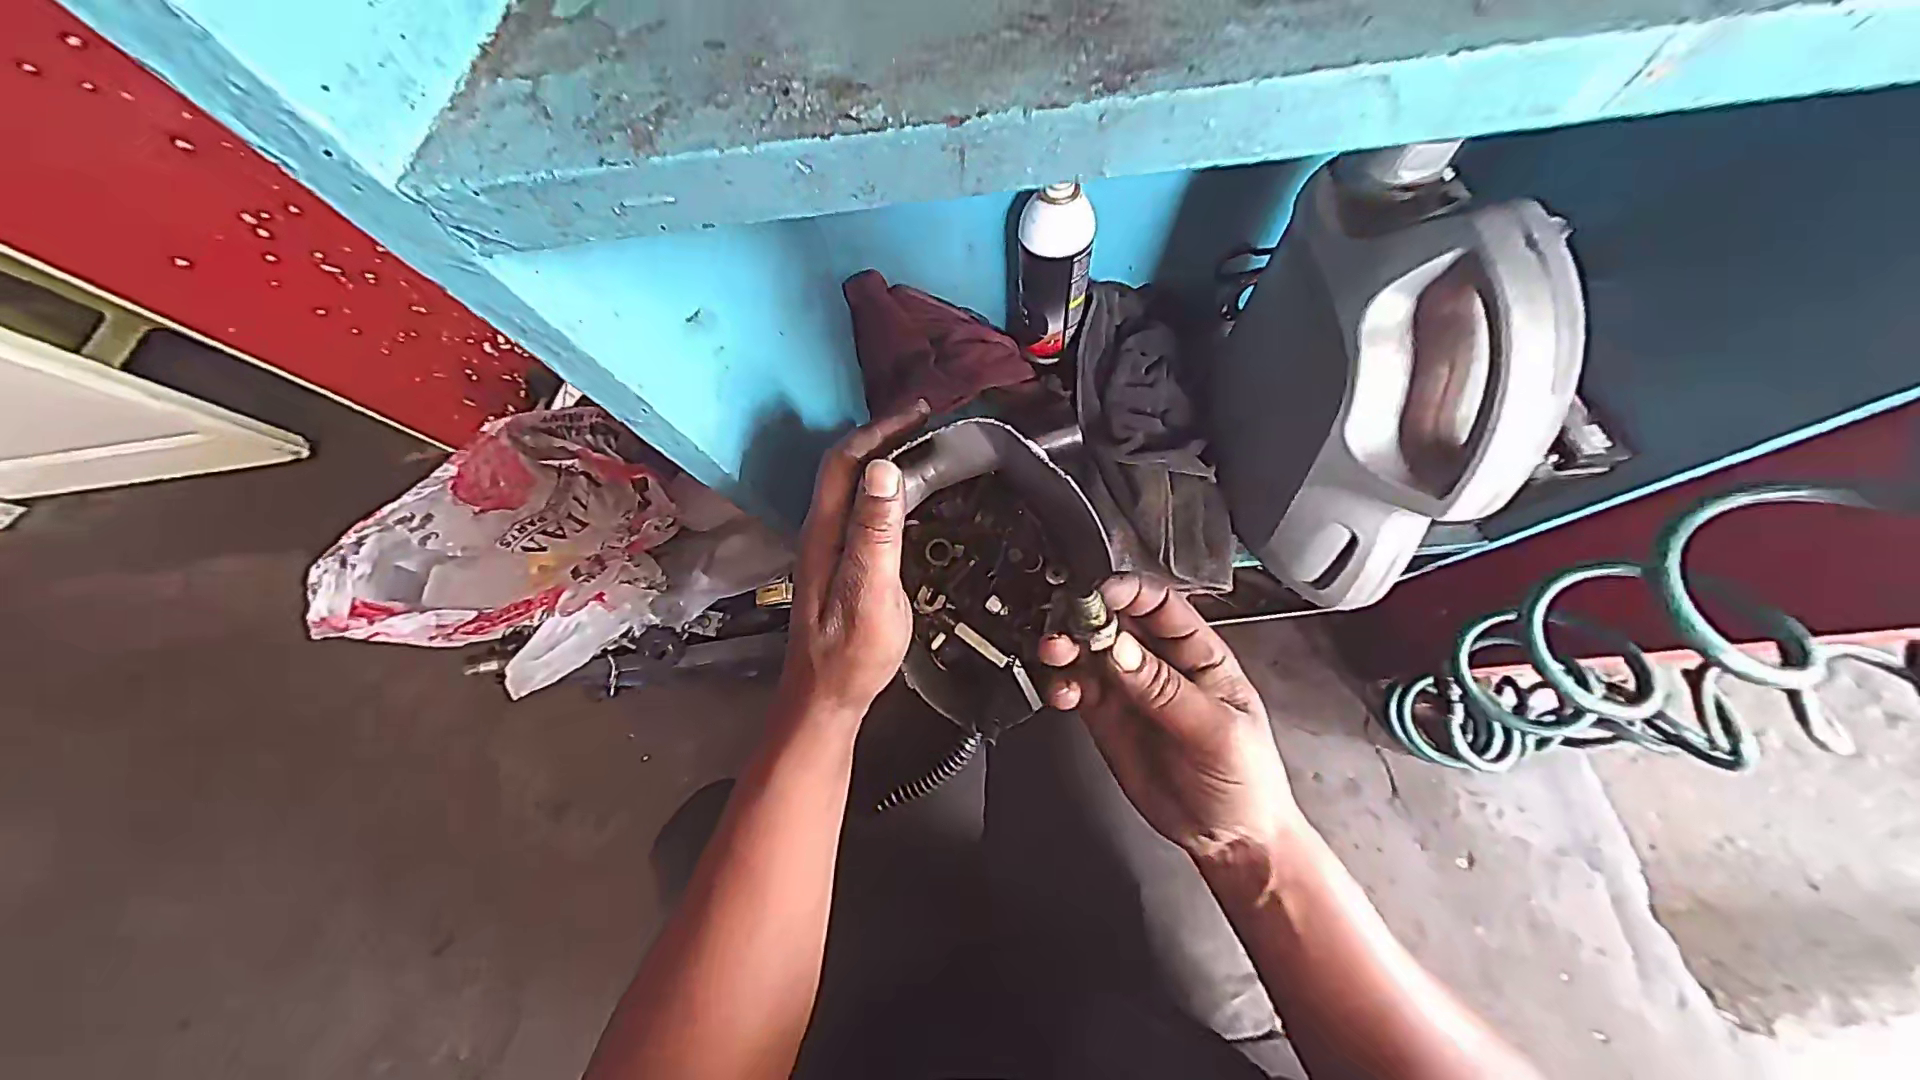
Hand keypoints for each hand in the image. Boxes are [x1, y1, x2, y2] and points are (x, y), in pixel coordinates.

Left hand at [779, 400, 930, 720]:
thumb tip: (885, 472)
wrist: (826, 696)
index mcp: (825, 533)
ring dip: (884, 458)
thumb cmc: (847, 655)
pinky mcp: (841, 563)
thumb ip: (875, 533)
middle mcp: (822, 533)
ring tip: (922, 446)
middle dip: (883, 435)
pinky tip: (908, 494)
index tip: (918, 414)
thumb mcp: (868, 593)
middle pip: (846, 467)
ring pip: (853, 486)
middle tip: (925, 422)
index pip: (846, 462)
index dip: (880, 430)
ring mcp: (829, 548)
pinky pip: (862, 510)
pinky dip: (887, 488)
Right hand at [1039, 575, 1303, 862]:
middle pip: (1114, 619)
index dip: (1127, 591)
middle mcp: (1159, 662)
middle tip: (1066, 627)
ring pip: (1088, 650)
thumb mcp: (1215, 732)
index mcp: (1198, 652)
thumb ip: (1164, 689)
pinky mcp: (1106, 715)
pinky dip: (1061, 684)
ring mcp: (1130, 688)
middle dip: (1085, 615)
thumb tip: (1119, 648)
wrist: (1229, 839)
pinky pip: (1075, 686)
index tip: (1098, 594)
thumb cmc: (1246, 780)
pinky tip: (1062, 692)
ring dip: (1066, 646)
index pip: (1159, 604)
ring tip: (1055, 654)